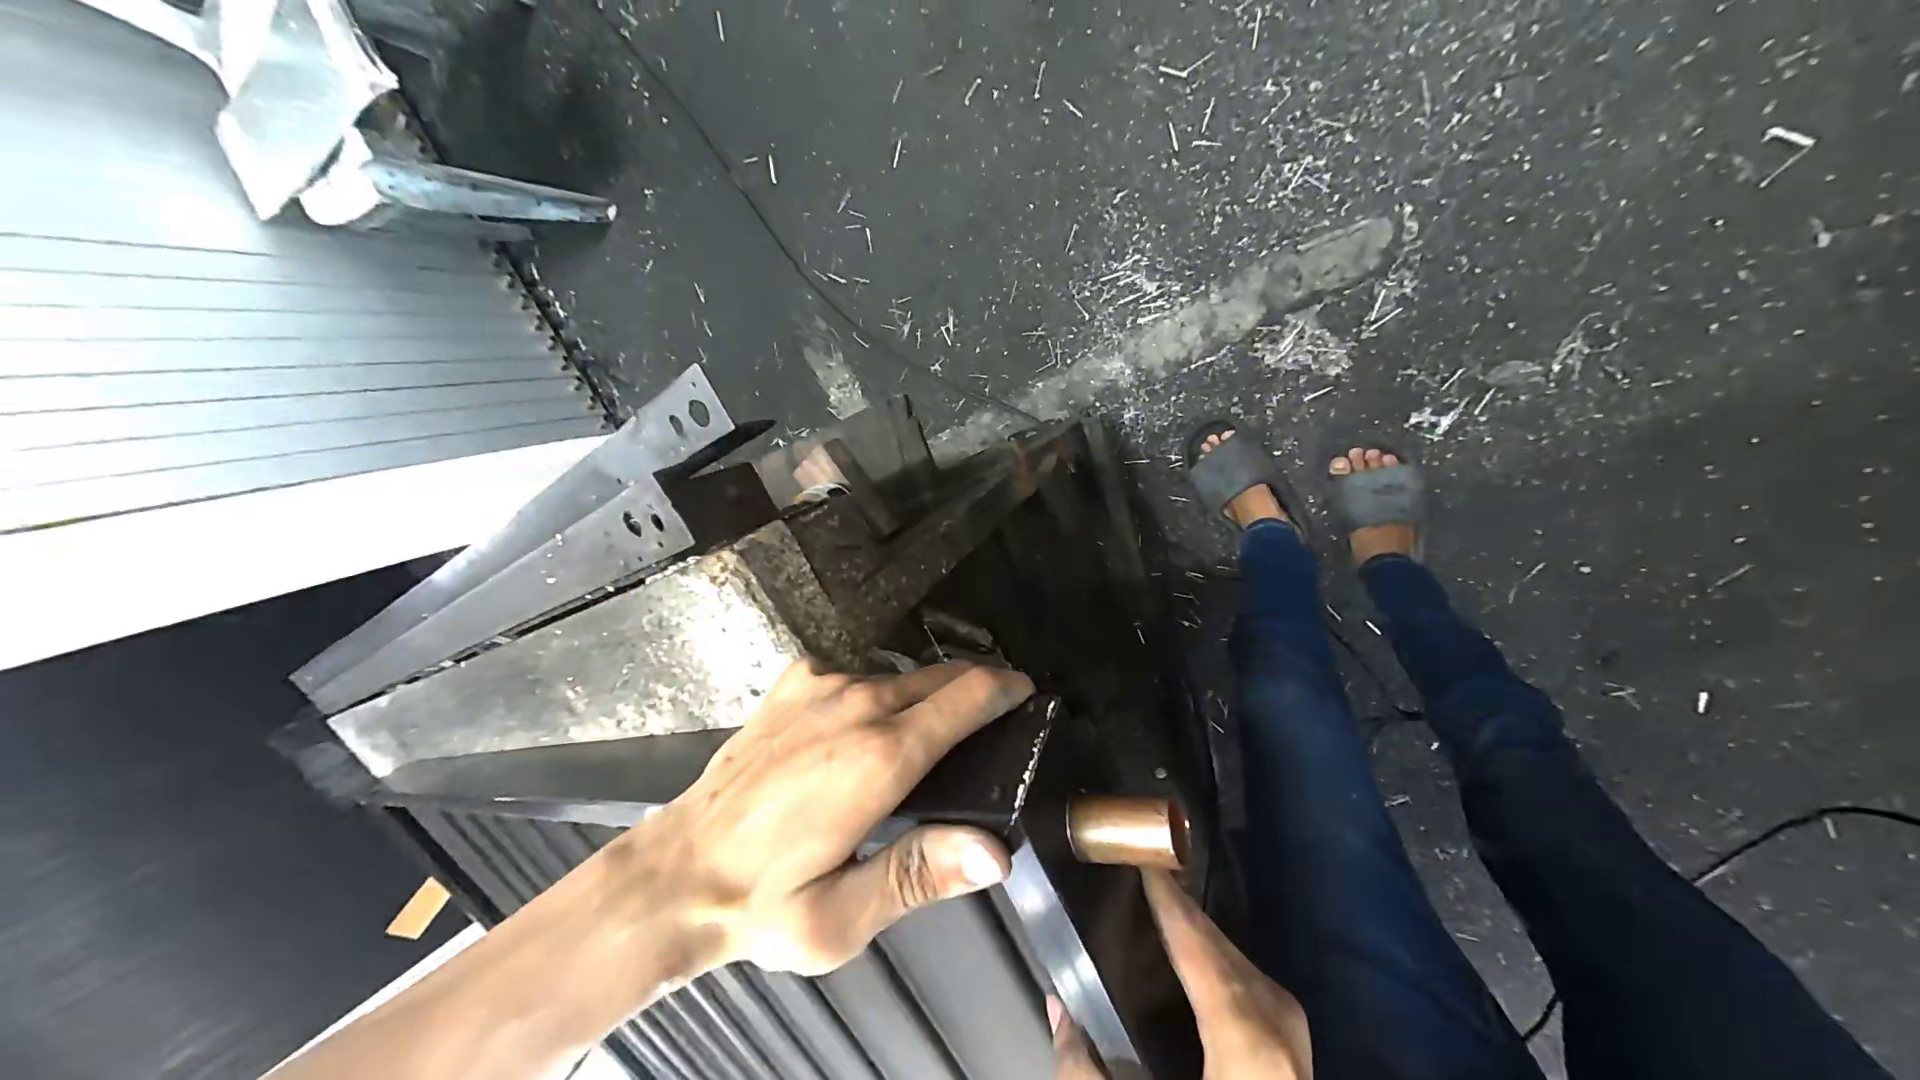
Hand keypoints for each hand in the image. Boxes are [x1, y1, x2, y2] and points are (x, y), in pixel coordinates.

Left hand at [613, 658, 1035, 975]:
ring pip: (902, 675)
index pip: (968, 697)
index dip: (1007, 689)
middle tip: (993, 719)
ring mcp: (821, 684)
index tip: (1026, 692)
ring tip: (933, 735)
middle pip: (943, 676)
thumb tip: (994, 850)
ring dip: (928, 695)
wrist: (676, 871)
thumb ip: (922, 873)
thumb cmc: (762, 901)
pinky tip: (866, 728)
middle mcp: (855, 705)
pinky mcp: (796, 681)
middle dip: (977, 689)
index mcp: (880, 757)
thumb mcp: (844, 915)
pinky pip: (860, 674)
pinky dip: (881, 693)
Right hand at [1053, 870, 1312, 1079]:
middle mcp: (1284, 1052)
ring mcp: (1301, 1064)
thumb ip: (1083, 1072)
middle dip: (1193, 921)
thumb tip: (1056, 1006)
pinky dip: (1233, 977)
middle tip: (1153, 888)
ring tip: (1174, 921)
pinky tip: (1209, 974)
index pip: (1207, 962)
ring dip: (1214, 946)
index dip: (1175, 910)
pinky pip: (1268, 1006)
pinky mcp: (1299, 1076)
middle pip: (1235, 965)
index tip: (1149, 867)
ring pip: (1258, 983)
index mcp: (1248, 1056)